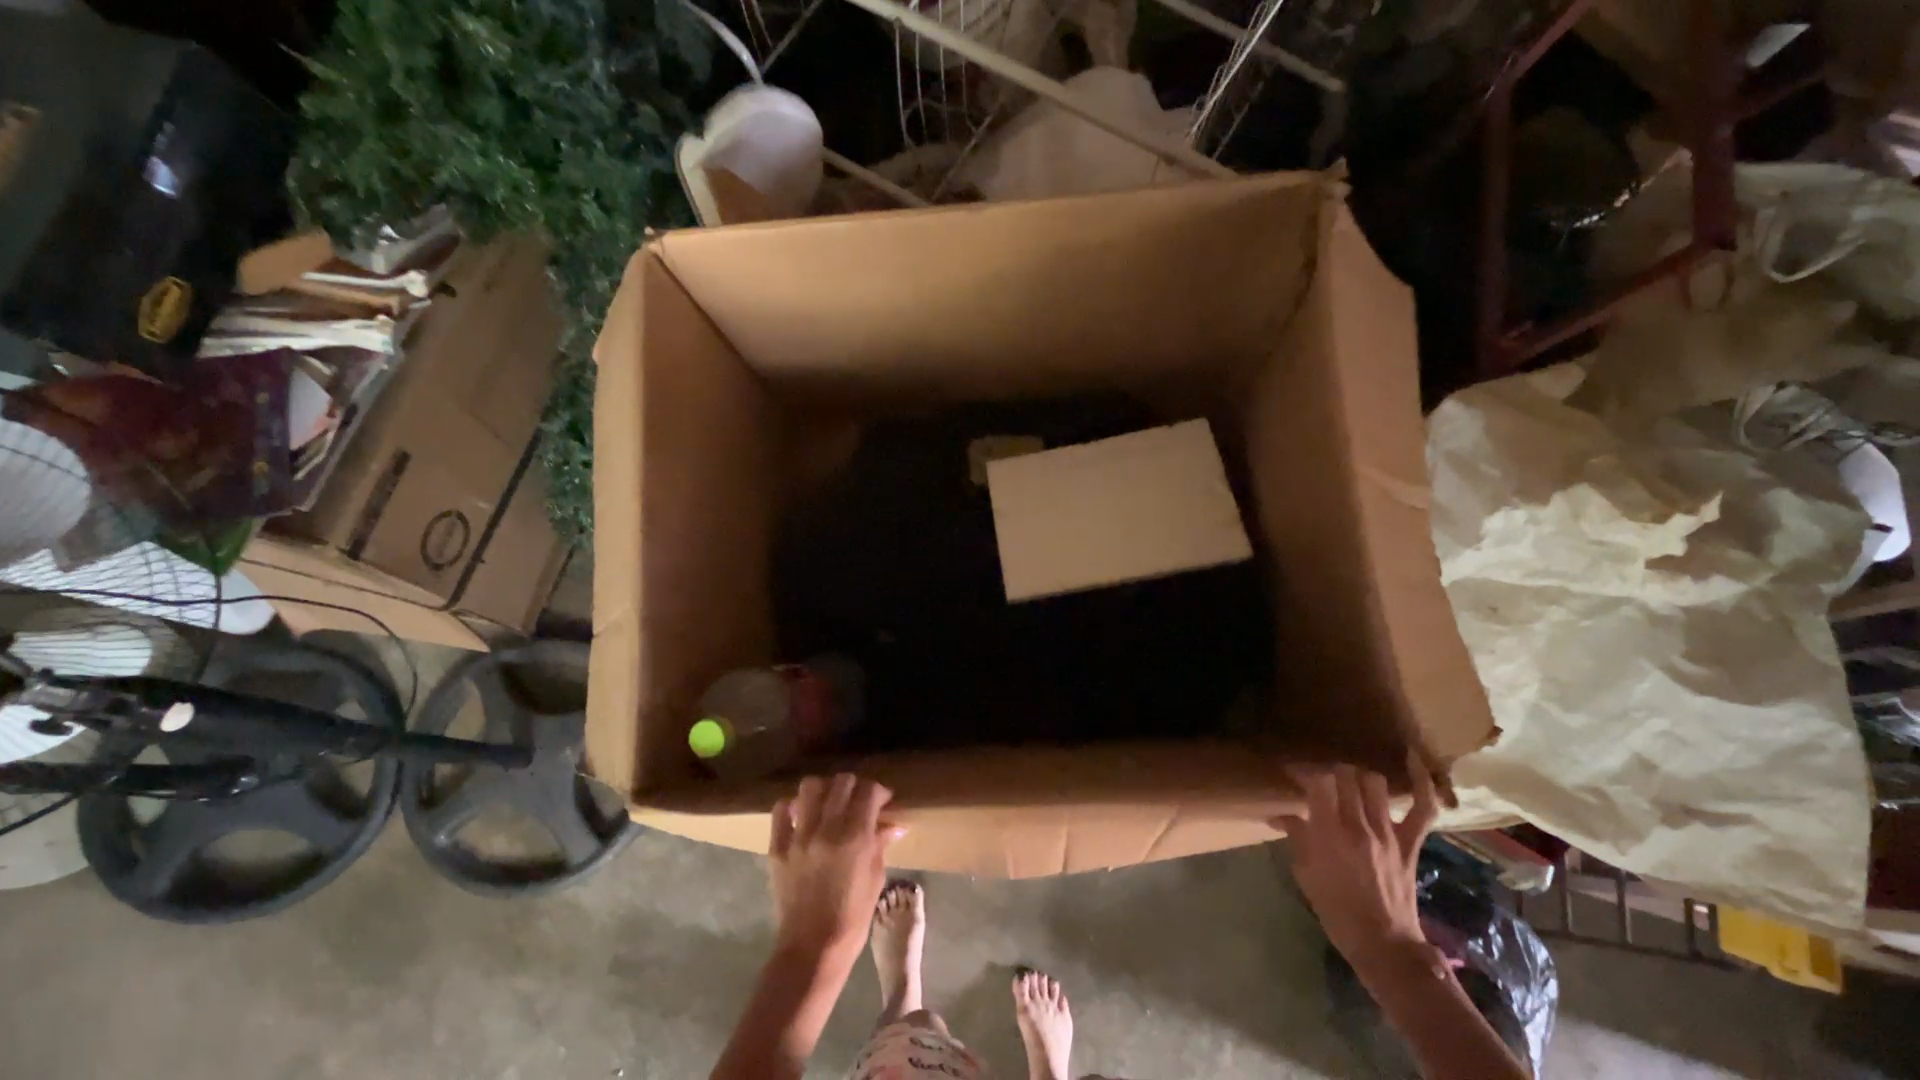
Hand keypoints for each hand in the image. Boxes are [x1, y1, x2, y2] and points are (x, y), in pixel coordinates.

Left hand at [768, 774, 902, 960]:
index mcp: (855, 838)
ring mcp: (798, 837)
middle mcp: (826, 830)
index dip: (878, 791)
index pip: (868, 792)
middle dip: (855, 786)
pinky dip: (793, 806)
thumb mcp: (876, 878)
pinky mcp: (777, 847)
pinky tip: (802, 815)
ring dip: (824, 789)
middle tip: (858, 801)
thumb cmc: (853, 917)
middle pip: (841, 783)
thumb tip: (892, 825)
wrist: (813, 947)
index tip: (883, 800)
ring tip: (829, 804)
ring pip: (810, 787)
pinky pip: (780, 811)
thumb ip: (880, 844)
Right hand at [1273, 756, 1438, 966]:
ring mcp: (1389, 832)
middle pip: (1345, 776)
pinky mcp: (1411, 842)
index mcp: (1329, 834)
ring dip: (1357, 777)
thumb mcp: (1305, 874)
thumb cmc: (1336, 912)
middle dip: (1328, 772)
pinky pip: (1423, 806)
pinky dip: (1421, 781)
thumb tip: (1280, 816)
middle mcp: (1359, 826)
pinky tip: (1411, 759)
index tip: (1292, 773)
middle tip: (1319, 780)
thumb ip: (1296, 838)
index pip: (1318, 783)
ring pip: (1374, 783)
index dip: (1304, 771)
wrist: (1383, 942)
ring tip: (1349, 782)